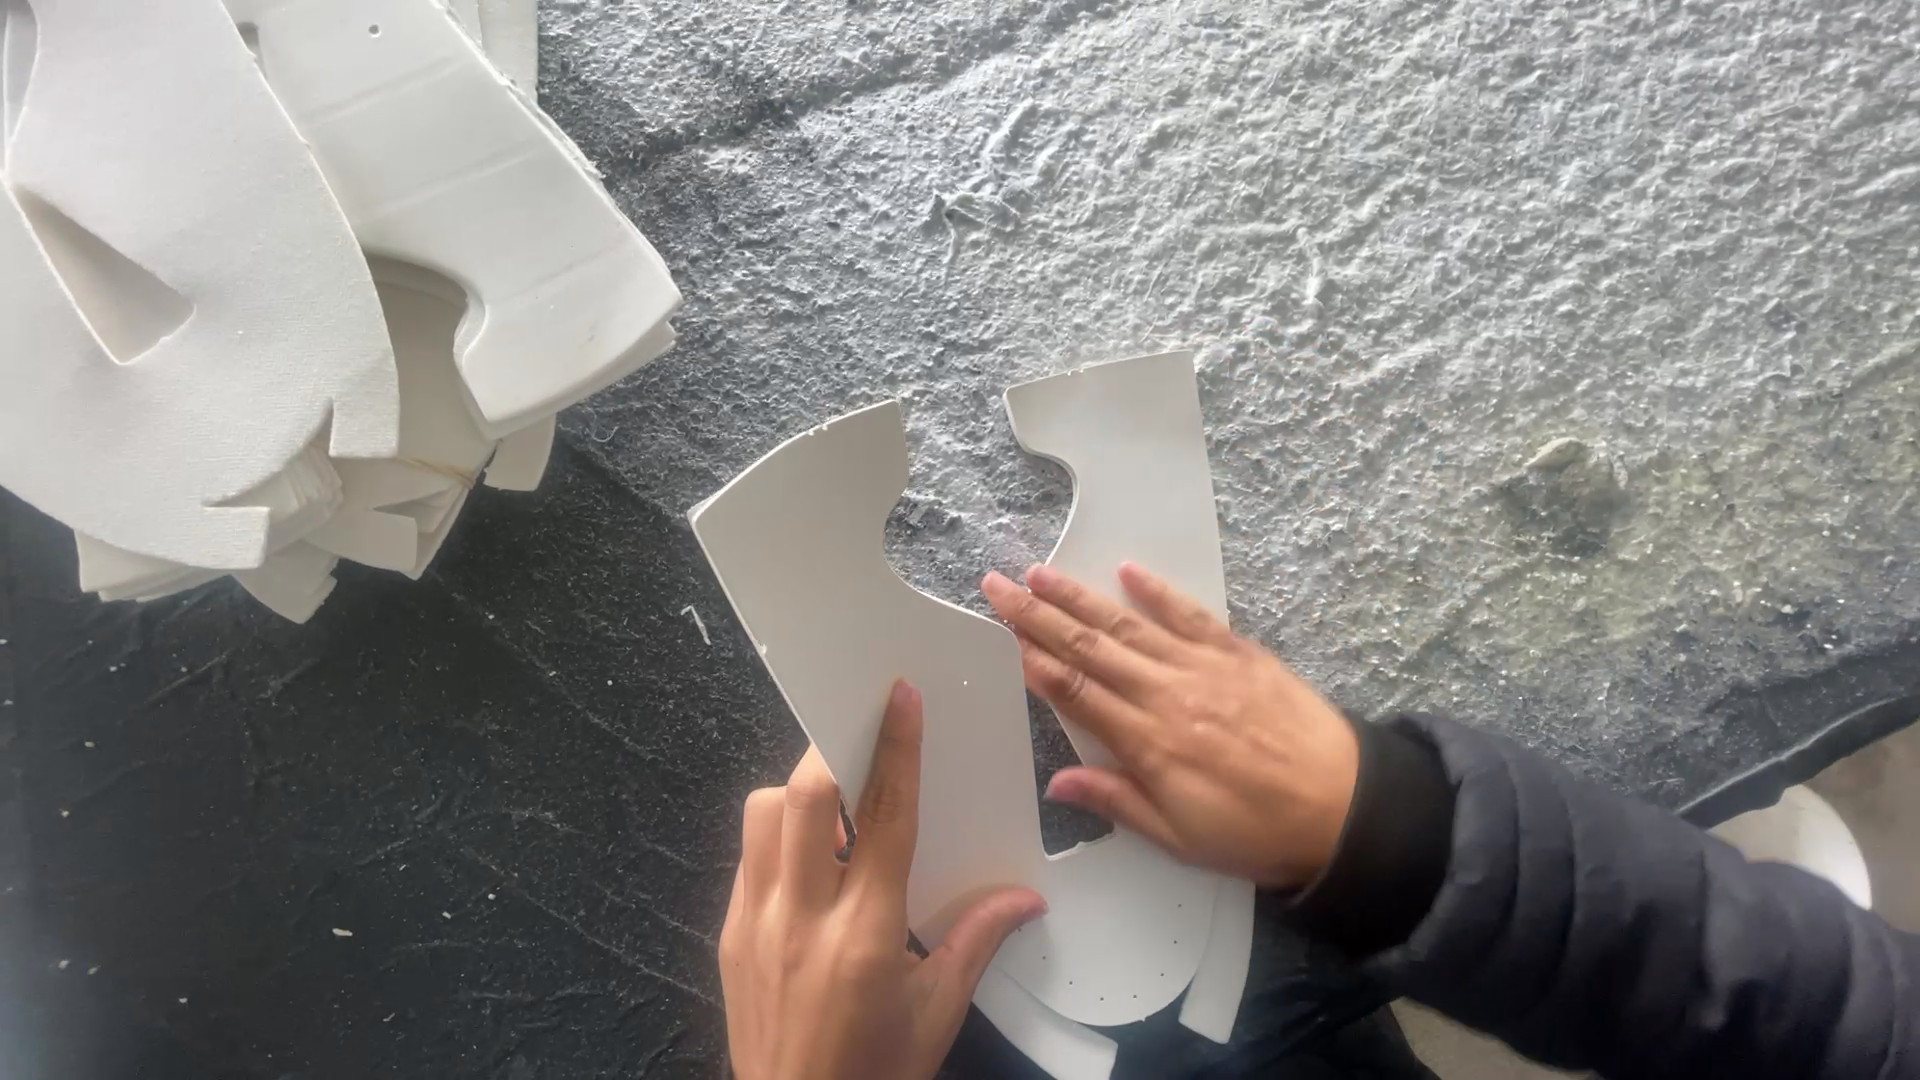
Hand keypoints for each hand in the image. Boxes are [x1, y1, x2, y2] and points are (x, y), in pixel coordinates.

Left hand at [719, 680, 1047, 1079]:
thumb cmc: (875, 1069)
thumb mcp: (937, 1011)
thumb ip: (978, 940)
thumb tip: (1028, 897)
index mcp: (867, 932)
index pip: (885, 816)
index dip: (897, 747)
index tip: (900, 695)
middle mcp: (802, 916)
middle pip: (804, 796)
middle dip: (831, 746)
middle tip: (857, 731)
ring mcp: (754, 922)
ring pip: (762, 813)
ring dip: (797, 791)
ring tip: (834, 809)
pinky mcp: (727, 933)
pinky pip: (748, 854)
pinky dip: (777, 833)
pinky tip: (807, 859)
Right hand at [982, 563, 1359, 888]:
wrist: (1347, 810)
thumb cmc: (1256, 833)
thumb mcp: (1180, 838)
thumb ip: (1117, 802)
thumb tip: (1057, 783)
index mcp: (1146, 741)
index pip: (1074, 691)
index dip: (1032, 660)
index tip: (1000, 633)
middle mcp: (1164, 693)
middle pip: (1087, 647)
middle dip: (1035, 615)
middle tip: (997, 585)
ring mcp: (1200, 666)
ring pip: (1126, 624)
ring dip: (1078, 597)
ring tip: (1039, 573)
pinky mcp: (1236, 651)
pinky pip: (1188, 614)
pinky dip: (1156, 591)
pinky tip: (1126, 569)